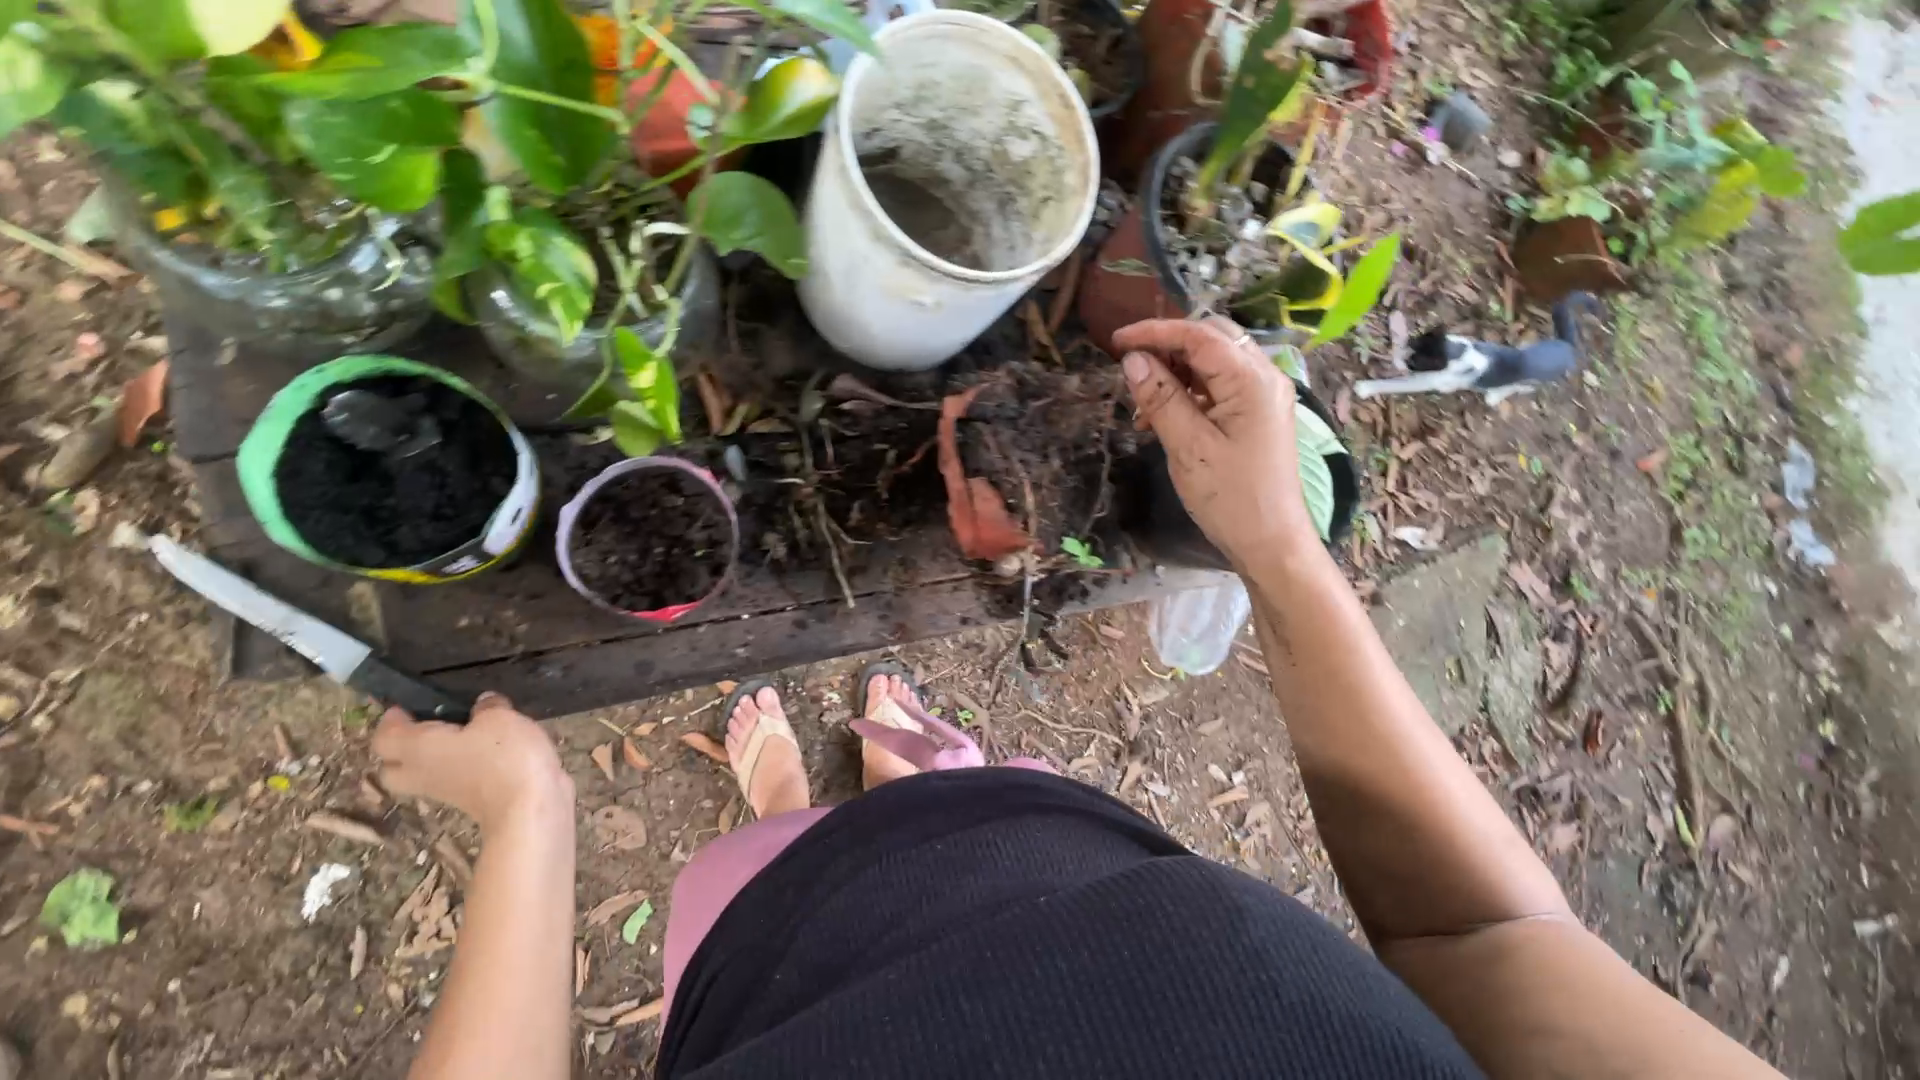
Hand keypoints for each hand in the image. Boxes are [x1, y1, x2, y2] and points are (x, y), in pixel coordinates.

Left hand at [372, 692, 571, 832]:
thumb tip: (484, 704)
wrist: (528, 809)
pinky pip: (452, 780)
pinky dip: (461, 767)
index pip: (384, 737)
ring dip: (434, 758)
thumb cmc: (505, 756)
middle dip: (403, 747)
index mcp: (417, 749)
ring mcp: (445, 792)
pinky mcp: (469, 802)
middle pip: (391, 766)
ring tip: (463, 736)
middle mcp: (421, 773)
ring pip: (422, 774)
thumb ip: (488, 707)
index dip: (393, 719)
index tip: (413, 704)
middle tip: (429, 726)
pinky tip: (489, 752)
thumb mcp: (500, 717)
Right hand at [1112, 316, 1317, 565]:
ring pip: (1215, 361)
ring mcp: (1265, 395)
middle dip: (1169, 347)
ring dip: (1177, 371)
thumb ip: (1161, 398)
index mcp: (1252, 380)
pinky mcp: (1259, 413)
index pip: (1199, 335)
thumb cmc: (1230, 497)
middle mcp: (1265, 377)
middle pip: (1212, 338)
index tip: (1116, 340)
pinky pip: (1221, 385)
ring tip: (1145, 404)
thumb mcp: (1187, 447)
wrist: (1271, 542)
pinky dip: (1190, 391)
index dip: (1155, 332)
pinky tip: (1165, 416)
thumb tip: (1133, 360)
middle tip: (1132, 369)